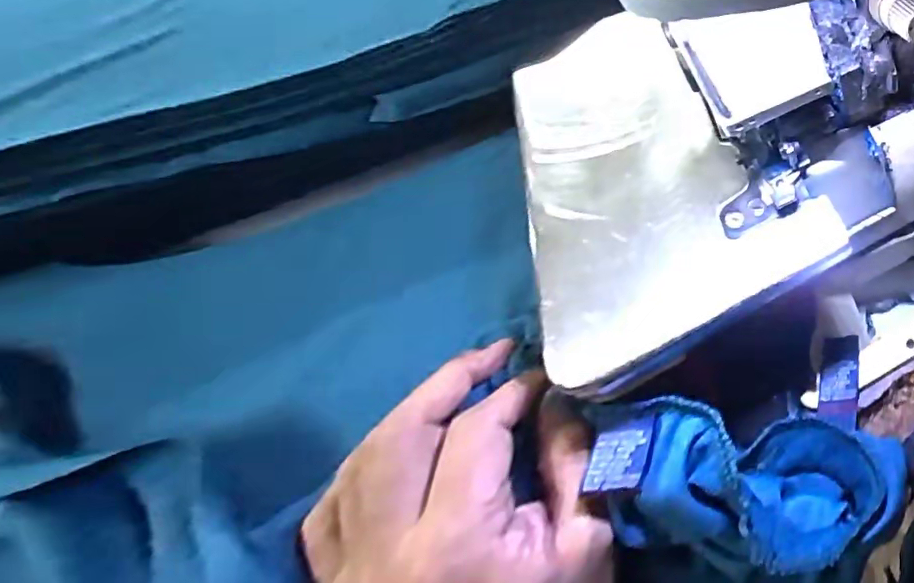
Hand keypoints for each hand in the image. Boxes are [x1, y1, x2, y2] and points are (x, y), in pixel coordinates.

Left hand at [302, 340, 612, 582]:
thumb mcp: (584, 544)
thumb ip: (574, 466)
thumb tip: (556, 401)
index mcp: (455, 539)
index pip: (479, 430)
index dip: (518, 390)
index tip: (548, 378)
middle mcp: (386, 550)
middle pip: (401, 434)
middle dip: (452, 378)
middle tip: (496, 352)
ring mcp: (348, 572)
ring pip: (358, 463)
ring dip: (410, 410)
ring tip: (457, 384)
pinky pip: (329, 509)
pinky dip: (366, 462)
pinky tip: (402, 446)